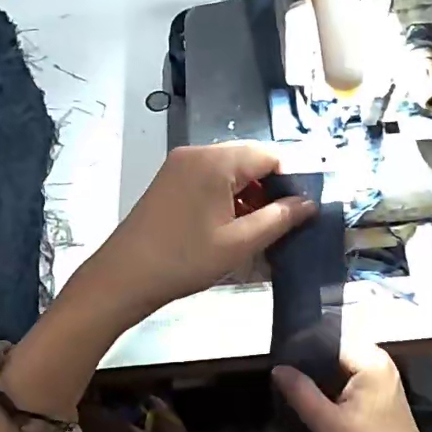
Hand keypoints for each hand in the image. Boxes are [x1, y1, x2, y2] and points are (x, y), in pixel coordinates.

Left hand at [65, 142, 313, 329]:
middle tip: (279, 223)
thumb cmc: (184, 261)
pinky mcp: (170, 180)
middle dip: (269, 187)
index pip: (269, 155)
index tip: (299, 210)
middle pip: (249, 159)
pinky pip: (210, 178)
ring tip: (255, 229)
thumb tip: (308, 203)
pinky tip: (230, 225)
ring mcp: (179, 165)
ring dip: (248, 194)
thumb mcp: (239, 243)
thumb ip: (279, 219)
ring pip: (230, 170)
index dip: (290, 180)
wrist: (123, 278)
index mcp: (215, 161)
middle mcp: (196, 153)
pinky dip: (226, 196)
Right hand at [273, 343, 431, 431]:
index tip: (277, 360)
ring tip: (292, 385)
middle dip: (309, 362)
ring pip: (340, 367)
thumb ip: (301, 392)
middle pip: (334, 351)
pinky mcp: (380, 393)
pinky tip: (314, 398)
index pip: (329, 339)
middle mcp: (378, 360)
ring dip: (319, 376)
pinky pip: (349, 379)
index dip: (302, 347)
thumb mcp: (329, 424)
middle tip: (281, 375)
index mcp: (370, 359)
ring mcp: (381, 377)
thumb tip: (278, 368)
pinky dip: (332, 387)